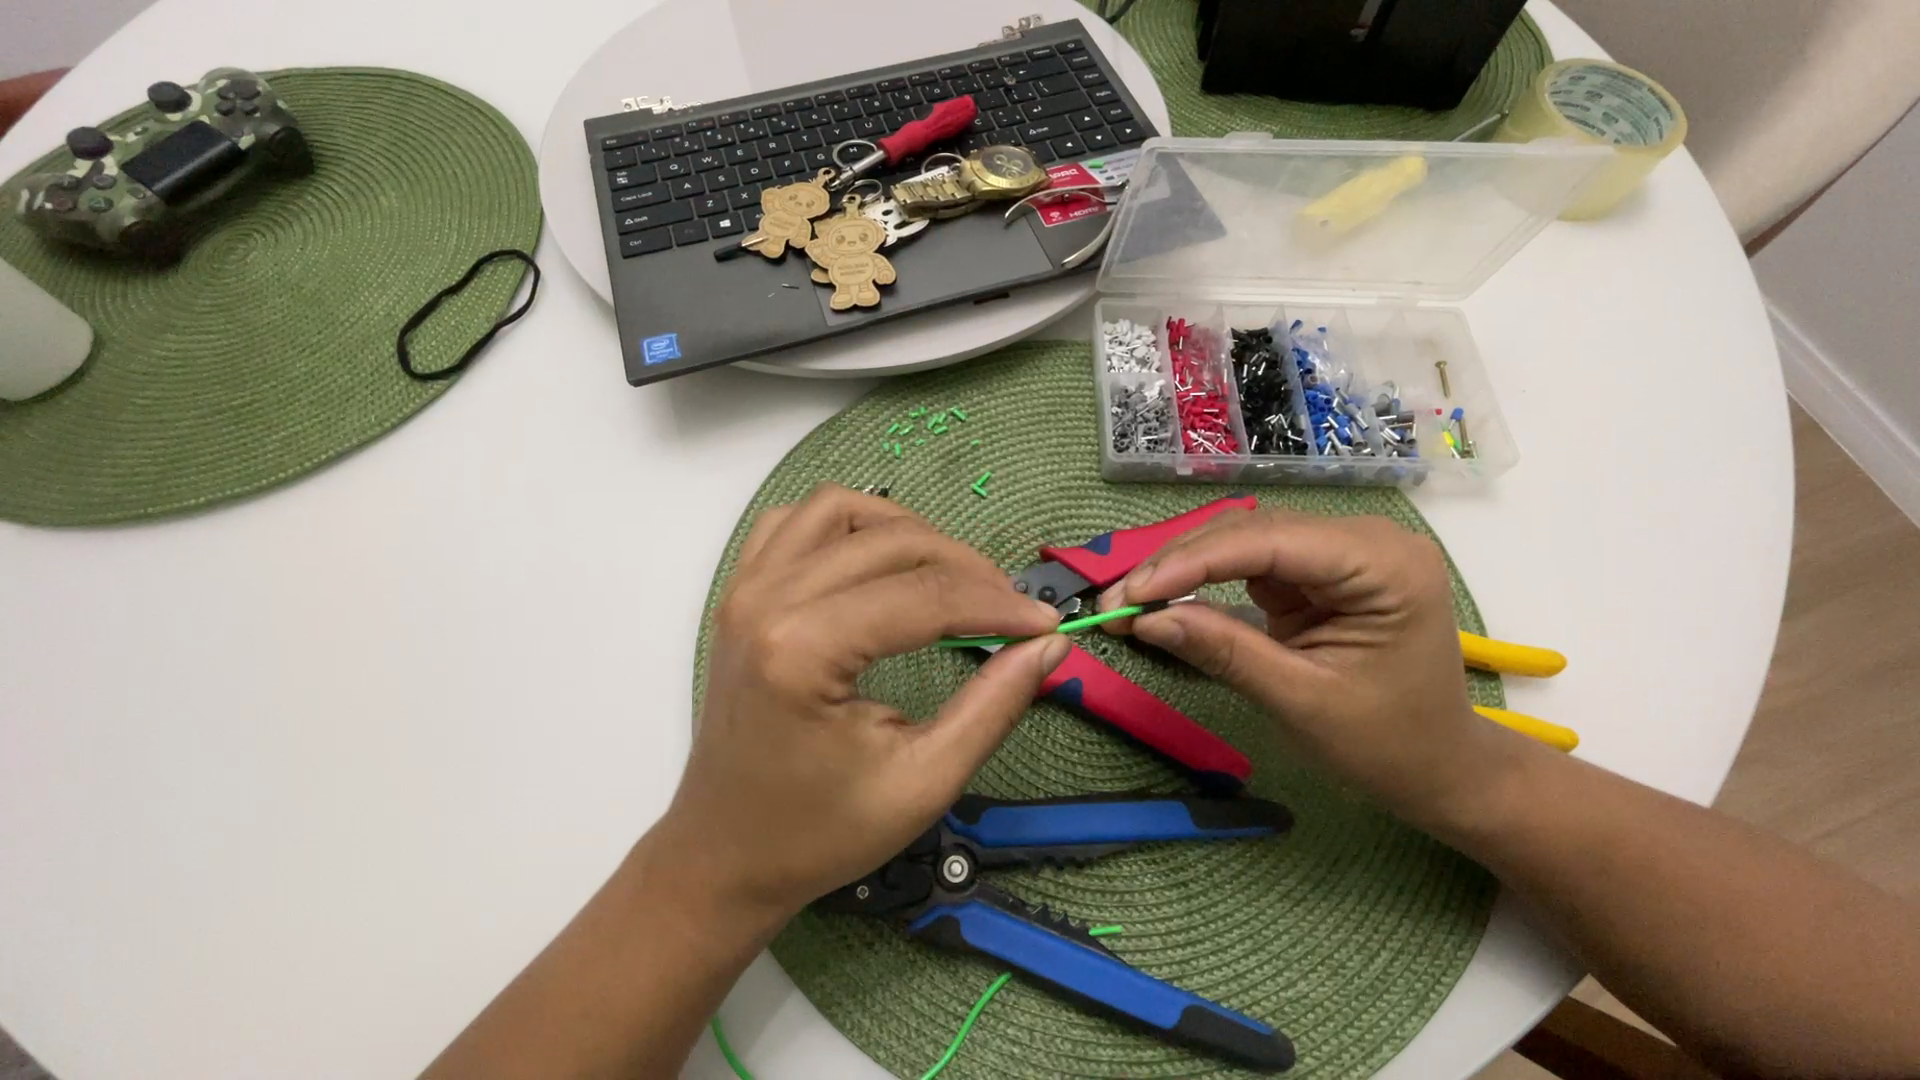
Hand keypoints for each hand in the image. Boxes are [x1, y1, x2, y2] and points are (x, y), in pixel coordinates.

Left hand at [653, 485, 1069, 922]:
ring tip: (951, 578)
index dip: (998, 604)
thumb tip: (1049, 645)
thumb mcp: (922, 781)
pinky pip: (795, 523)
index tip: (1047, 623)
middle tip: (1010, 609)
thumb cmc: (818, 832)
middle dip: (965, 567)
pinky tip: (879, 562)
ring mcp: (744, 590)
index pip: (924, 595)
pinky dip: (847, 526)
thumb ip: (993, 706)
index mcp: (802, 651)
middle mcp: (766, 601)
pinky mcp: (739, 593)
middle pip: (890, 541)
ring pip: (840, 510)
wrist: (725, 855)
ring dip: (906, 531)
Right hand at [1100, 510, 1512, 826]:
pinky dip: (1205, 580)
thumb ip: (1224, 652)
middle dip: (1180, 564)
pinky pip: (1252, 563)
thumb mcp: (1300, 702)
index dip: (1193, 562)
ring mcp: (1343, 552)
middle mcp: (1367, 541)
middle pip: (1254, 532)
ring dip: (1185, 568)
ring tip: (1132, 600)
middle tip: (1117, 601)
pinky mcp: (1321, 571)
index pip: (1272, 542)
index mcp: (1385, 566)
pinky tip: (1167, 597)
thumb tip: (1145, 620)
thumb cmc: (1386, 744)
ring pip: (1245, 541)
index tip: (1132, 594)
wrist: (1440, 767)